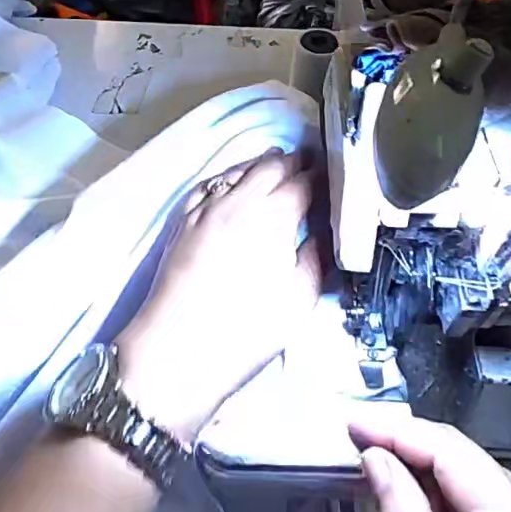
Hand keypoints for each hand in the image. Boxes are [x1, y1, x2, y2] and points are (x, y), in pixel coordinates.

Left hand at [117, 149, 320, 441]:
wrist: (177, 350)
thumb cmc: (247, 328)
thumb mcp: (300, 296)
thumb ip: (316, 256)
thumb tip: (321, 233)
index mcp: (274, 216)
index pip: (304, 182)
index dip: (322, 175)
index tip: (333, 175)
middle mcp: (239, 201)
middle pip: (272, 166)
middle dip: (295, 161)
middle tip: (311, 163)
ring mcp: (206, 208)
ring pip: (239, 169)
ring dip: (263, 164)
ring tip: (278, 164)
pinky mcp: (183, 221)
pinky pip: (210, 184)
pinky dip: (230, 176)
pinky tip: (234, 182)